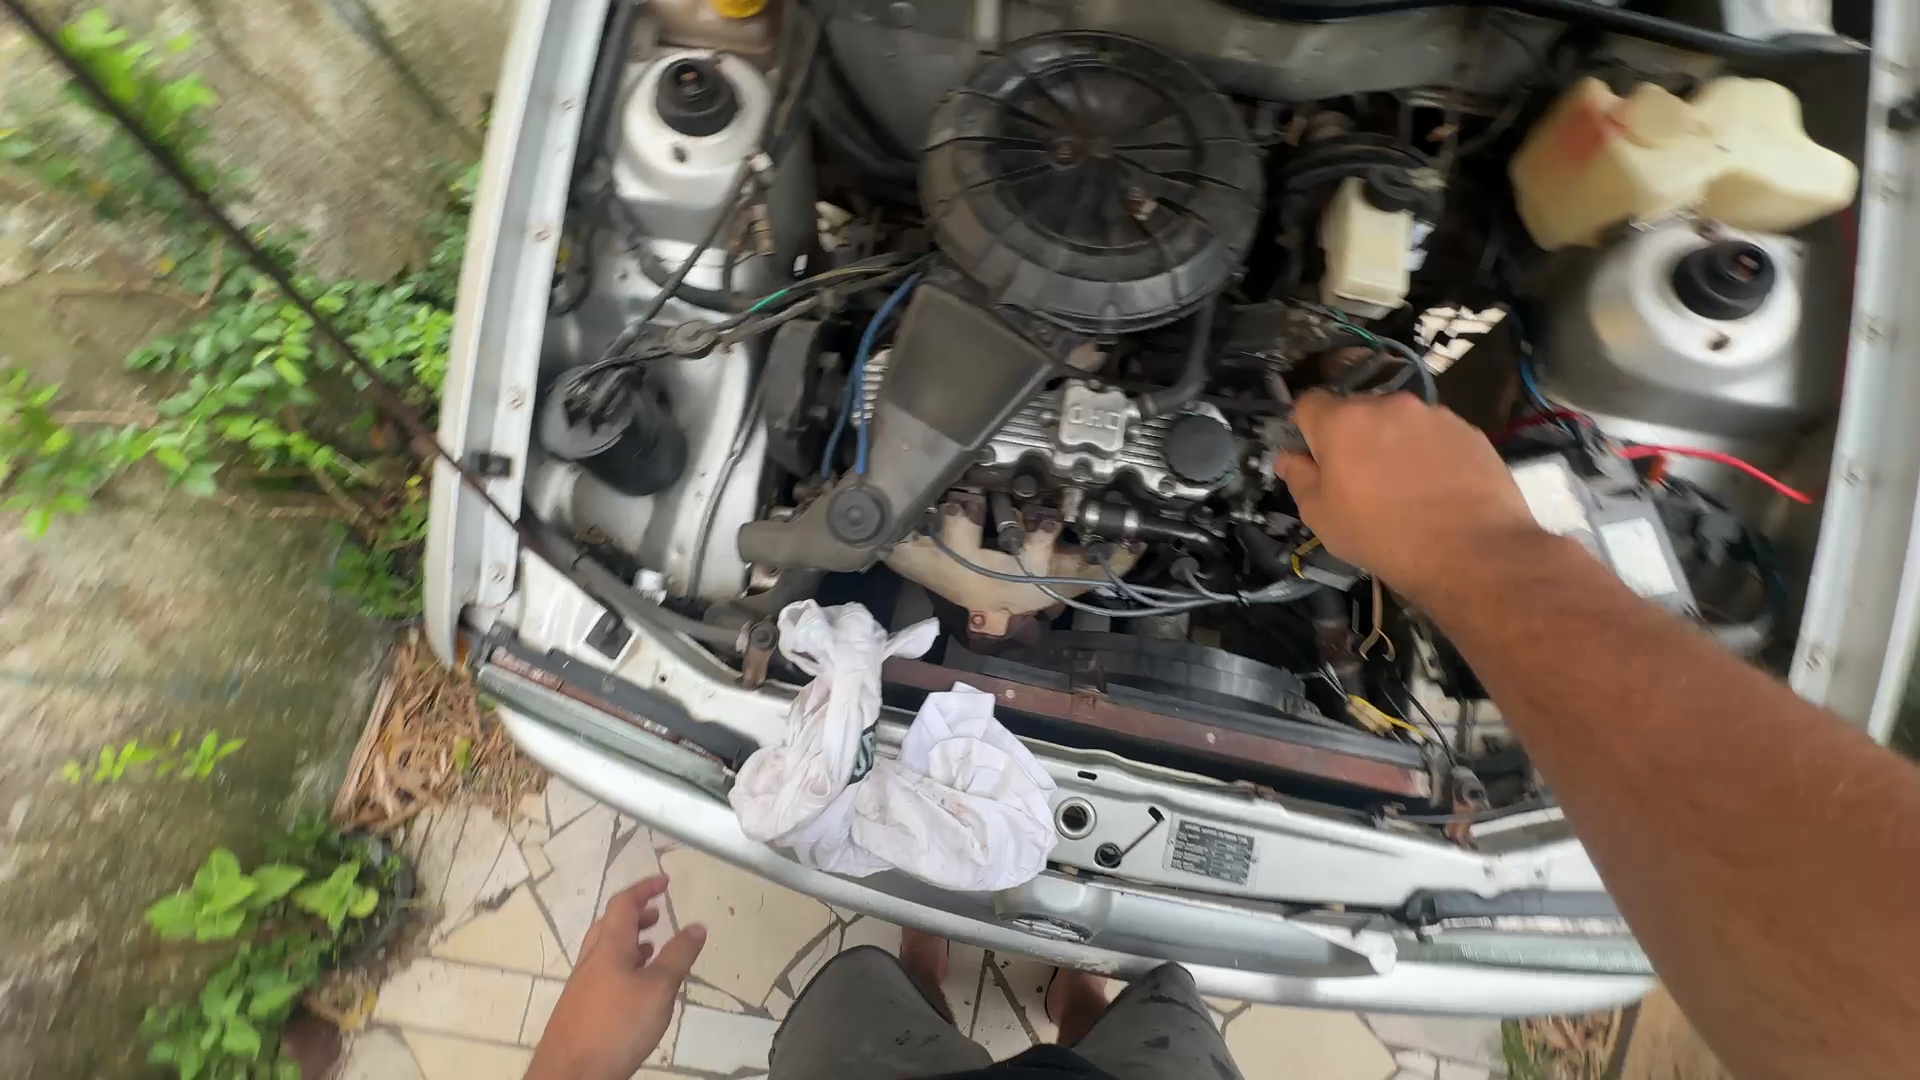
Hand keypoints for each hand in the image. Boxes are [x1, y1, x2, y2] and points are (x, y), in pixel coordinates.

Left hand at [525, 875, 706, 1079]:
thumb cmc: (615, 1028)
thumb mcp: (658, 989)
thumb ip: (678, 956)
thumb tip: (697, 926)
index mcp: (609, 948)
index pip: (624, 904)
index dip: (644, 888)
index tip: (665, 882)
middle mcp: (591, 962)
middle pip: (609, 925)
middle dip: (635, 914)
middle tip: (658, 914)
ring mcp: (580, 989)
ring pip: (604, 952)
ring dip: (629, 942)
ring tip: (651, 950)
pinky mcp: (577, 1013)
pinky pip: (601, 975)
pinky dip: (621, 968)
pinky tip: (635, 991)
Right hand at [1275, 390, 1545, 600]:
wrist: (1471, 550)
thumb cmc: (1380, 534)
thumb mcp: (1320, 515)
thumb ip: (1298, 478)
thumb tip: (1287, 458)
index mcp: (1342, 422)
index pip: (1308, 402)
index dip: (1304, 427)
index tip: (1310, 455)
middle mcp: (1388, 406)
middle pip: (1355, 411)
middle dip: (1349, 436)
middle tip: (1355, 477)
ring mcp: (1433, 415)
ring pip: (1396, 422)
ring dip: (1389, 443)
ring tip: (1400, 485)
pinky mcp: (1469, 431)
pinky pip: (1432, 435)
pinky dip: (1425, 452)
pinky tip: (1432, 487)